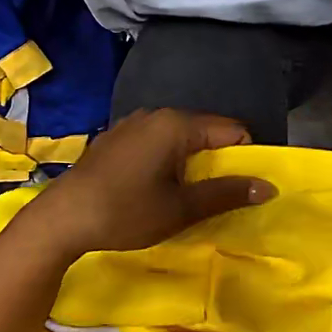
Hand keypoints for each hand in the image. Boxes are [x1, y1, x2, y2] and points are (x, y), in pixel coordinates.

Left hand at [18, 109, 276, 256]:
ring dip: (188, 164)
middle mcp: (154, 114)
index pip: (232, 131)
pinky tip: (150, 189)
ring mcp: (130, 124)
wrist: (63, 217)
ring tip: (182, 197)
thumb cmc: (126, 211)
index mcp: (176, 124)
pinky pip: (152, 144)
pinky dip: (163, 162)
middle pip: (203, 132)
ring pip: (176, 139)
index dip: (244, 158)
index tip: (238, 190)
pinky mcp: (113, 139)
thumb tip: (268, 186)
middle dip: (215, 162)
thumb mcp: (181, 208)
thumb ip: (226, 193)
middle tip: (213, 198)